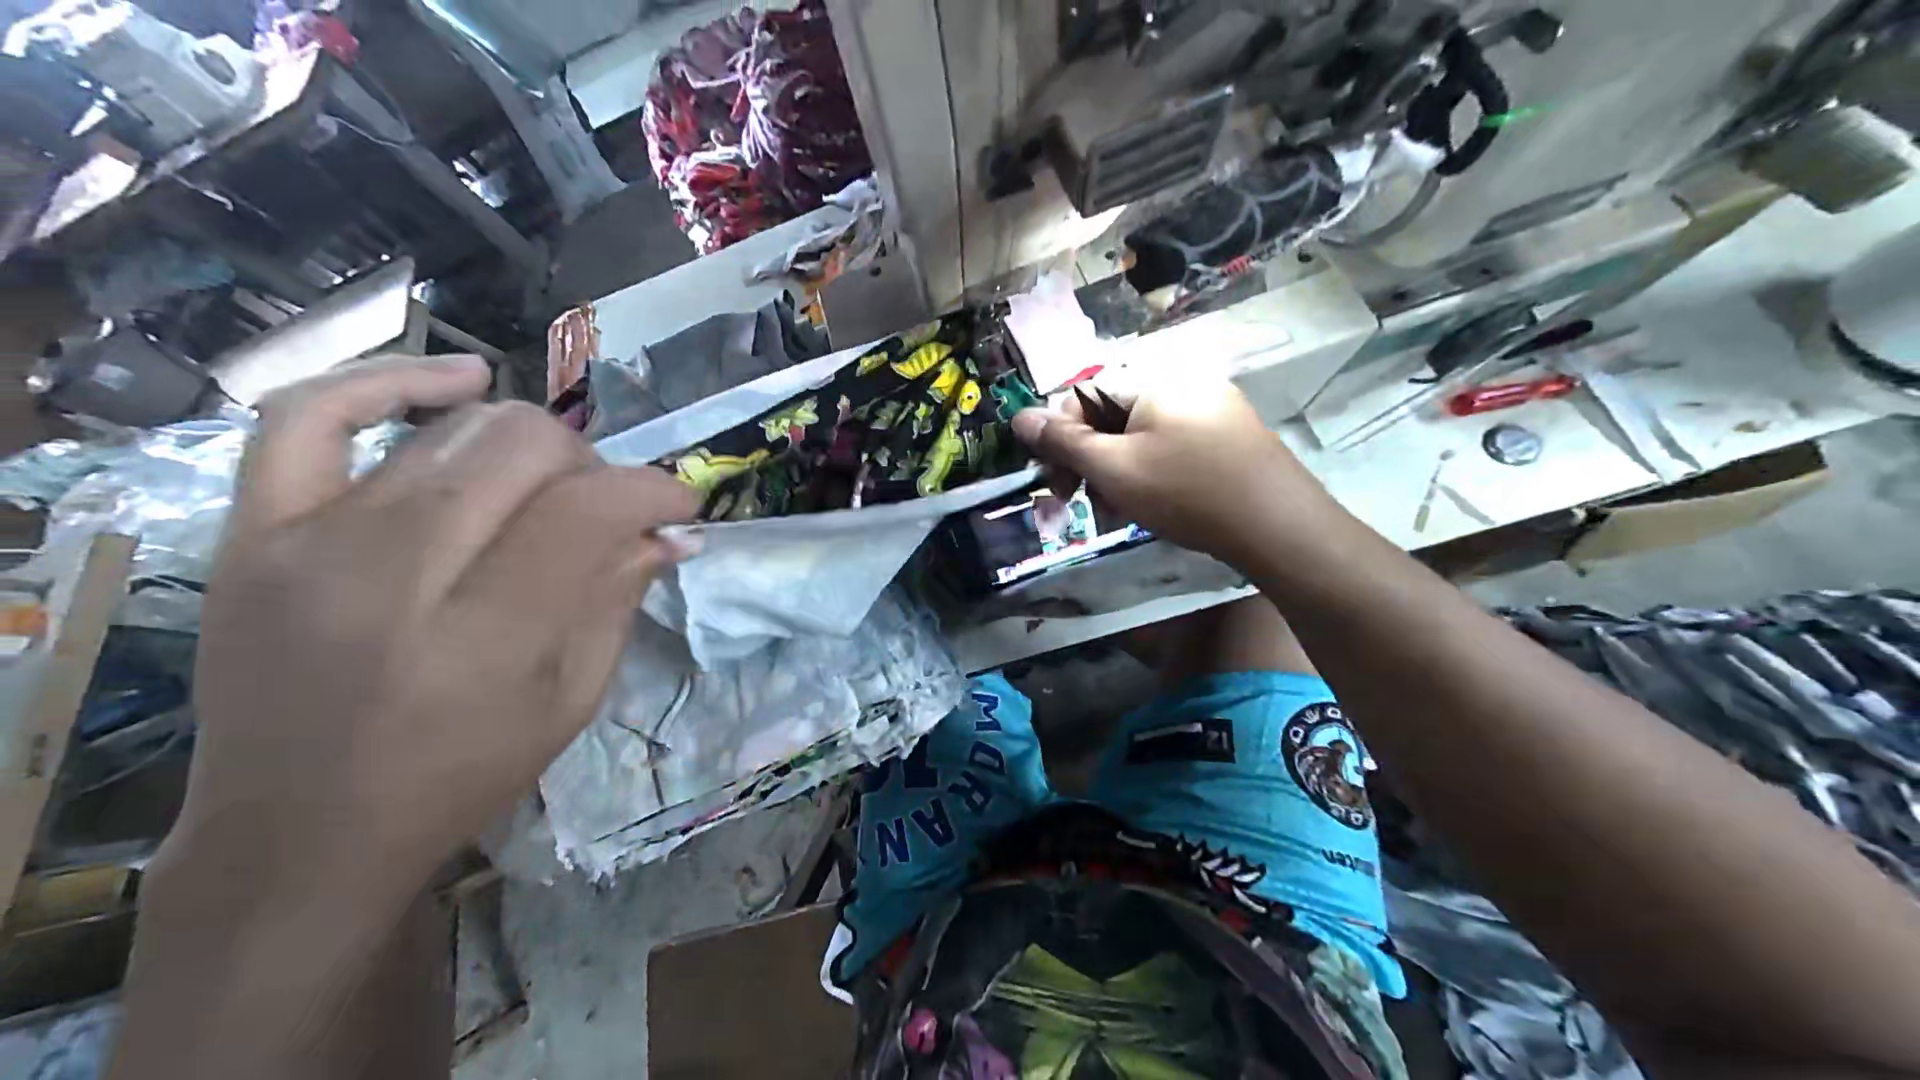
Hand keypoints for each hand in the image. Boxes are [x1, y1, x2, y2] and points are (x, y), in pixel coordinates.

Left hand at [172, 355, 698, 900]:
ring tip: (546, 483)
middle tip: (604, 507)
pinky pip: (307, 414)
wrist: (295, 836)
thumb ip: (618, 599)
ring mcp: (307, 544)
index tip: (681, 504)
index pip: (587, 512)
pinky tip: (462, 380)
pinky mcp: (251, 532)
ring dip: (530, 444)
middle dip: (593, 465)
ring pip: (453, 430)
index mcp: (483, 640)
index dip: (653, 490)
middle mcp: (391, 577)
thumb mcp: (571, 701)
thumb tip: (672, 529)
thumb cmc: (460, 777)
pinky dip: (391, 380)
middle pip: (523, 450)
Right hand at [1010, 379, 1345, 568]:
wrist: (1277, 526)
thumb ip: (1063, 442)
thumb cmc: (1185, 492)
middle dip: (1089, 463)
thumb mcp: (1114, 468)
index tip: (1056, 482)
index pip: (1082, 396)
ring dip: (1115, 475)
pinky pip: (1169, 447)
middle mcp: (1181, 383)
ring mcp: (1209, 408)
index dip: (1061, 439)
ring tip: (1117, 514)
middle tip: (1081, 504)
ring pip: (1138, 438)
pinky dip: (1148, 475)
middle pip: (1110, 417)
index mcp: (1152, 379)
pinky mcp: (1226, 436)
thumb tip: (1019, 417)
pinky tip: (1148, 508)